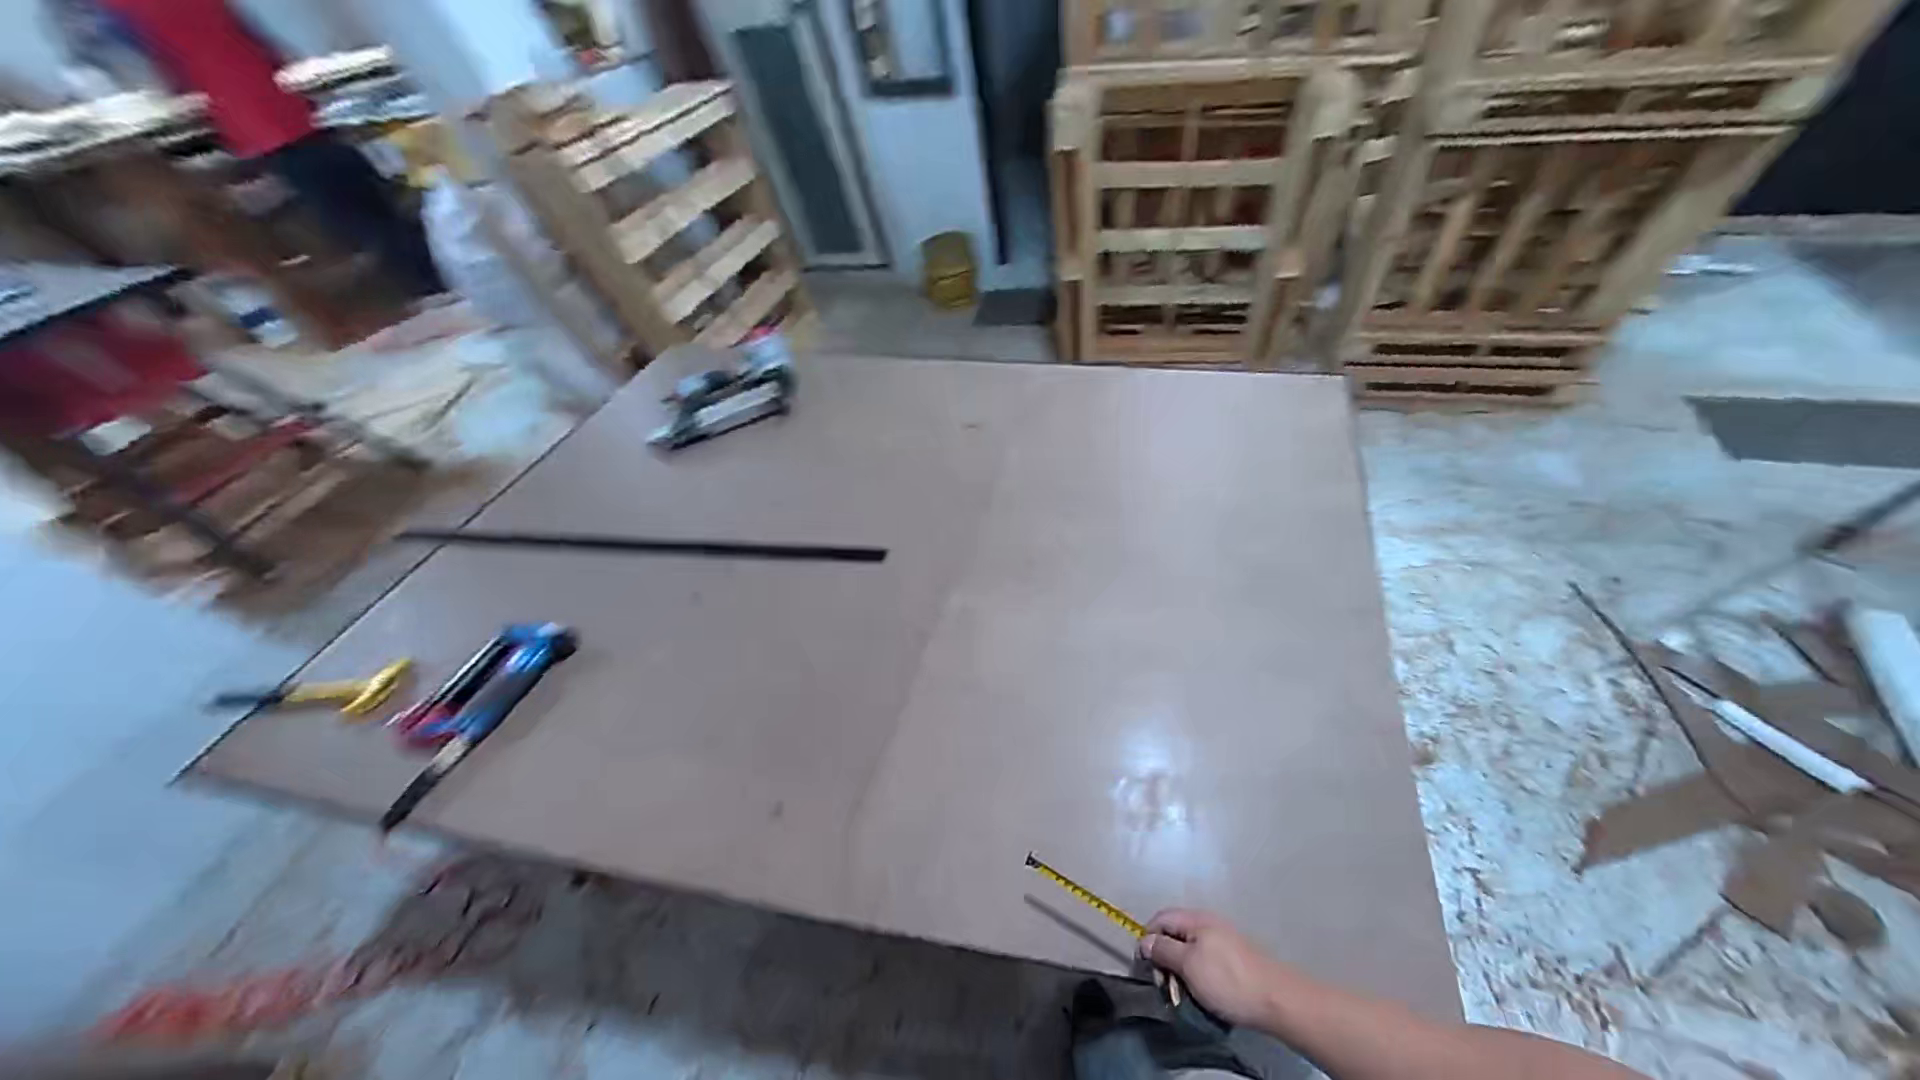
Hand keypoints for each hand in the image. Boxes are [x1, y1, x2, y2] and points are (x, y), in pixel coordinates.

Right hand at [1137, 908, 1285, 1029]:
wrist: (1277, 1001)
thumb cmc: (1227, 980)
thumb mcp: (1188, 965)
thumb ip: (1163, 950)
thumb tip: (1145, 940)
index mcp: (1195, 919)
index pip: (1160, 918)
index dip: (1148, 938)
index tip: (1146, 965)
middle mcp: (1208, 924)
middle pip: (1175, 933)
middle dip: (1165, 957)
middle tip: (1165, 983)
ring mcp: (1223, 940)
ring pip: (1190, 950)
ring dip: (1181, 969)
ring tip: (1183, 992)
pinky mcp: (1234, 959)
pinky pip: (1205, 960)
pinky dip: (1197, 974)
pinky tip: (1202, 992)